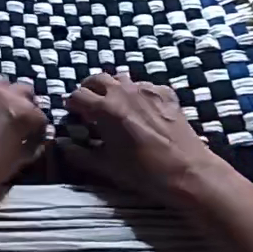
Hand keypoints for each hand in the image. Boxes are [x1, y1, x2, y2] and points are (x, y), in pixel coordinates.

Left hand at [0, 79, 47, 207]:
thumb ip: (31, 146)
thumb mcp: (16, 162)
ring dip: (8, 98)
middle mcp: (2, 93)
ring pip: (3, 85)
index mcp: (20, 111)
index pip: (40, 116)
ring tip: (2, 116)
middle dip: (27, 108)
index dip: (39, 130)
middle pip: (25, 92)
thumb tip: (36, 140)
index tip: (35, 139)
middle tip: (21, 125)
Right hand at [59, 71, 228, 203]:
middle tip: (89, 105)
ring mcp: (146, 90)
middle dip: (89, 89)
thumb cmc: (144, 172)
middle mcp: (123, 92)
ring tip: (113, 105)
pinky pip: (144, 86)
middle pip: (97, 79)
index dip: (72, 104)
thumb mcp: (106, 167)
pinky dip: (136, 93)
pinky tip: (140, 108)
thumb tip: (63, 146)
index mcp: (105, 108)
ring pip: (121, 79)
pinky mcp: (166, 93)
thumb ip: (80, 155)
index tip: (73, 114)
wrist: (188, 172)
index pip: (77, 95)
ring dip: (112, 88)